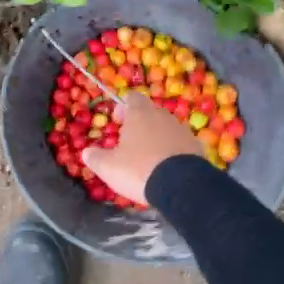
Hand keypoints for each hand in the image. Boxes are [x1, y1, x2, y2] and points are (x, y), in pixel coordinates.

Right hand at [80, 91, 205, 204]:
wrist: (182, 186)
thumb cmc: (139, 169)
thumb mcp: (109, 167)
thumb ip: (95, 157)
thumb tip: (87, 152)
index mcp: (140, 114)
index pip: (132, 97)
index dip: (123, 107)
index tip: (118, 120)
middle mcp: (162, 116)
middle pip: (150, 112)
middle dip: (140, 123)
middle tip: (130, 142)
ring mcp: (182, 130)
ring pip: (167, 127)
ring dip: (158, 137)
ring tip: (149, 157)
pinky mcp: (197, 147)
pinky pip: (181, 144)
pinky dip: (173, 151)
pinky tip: (167, 167)